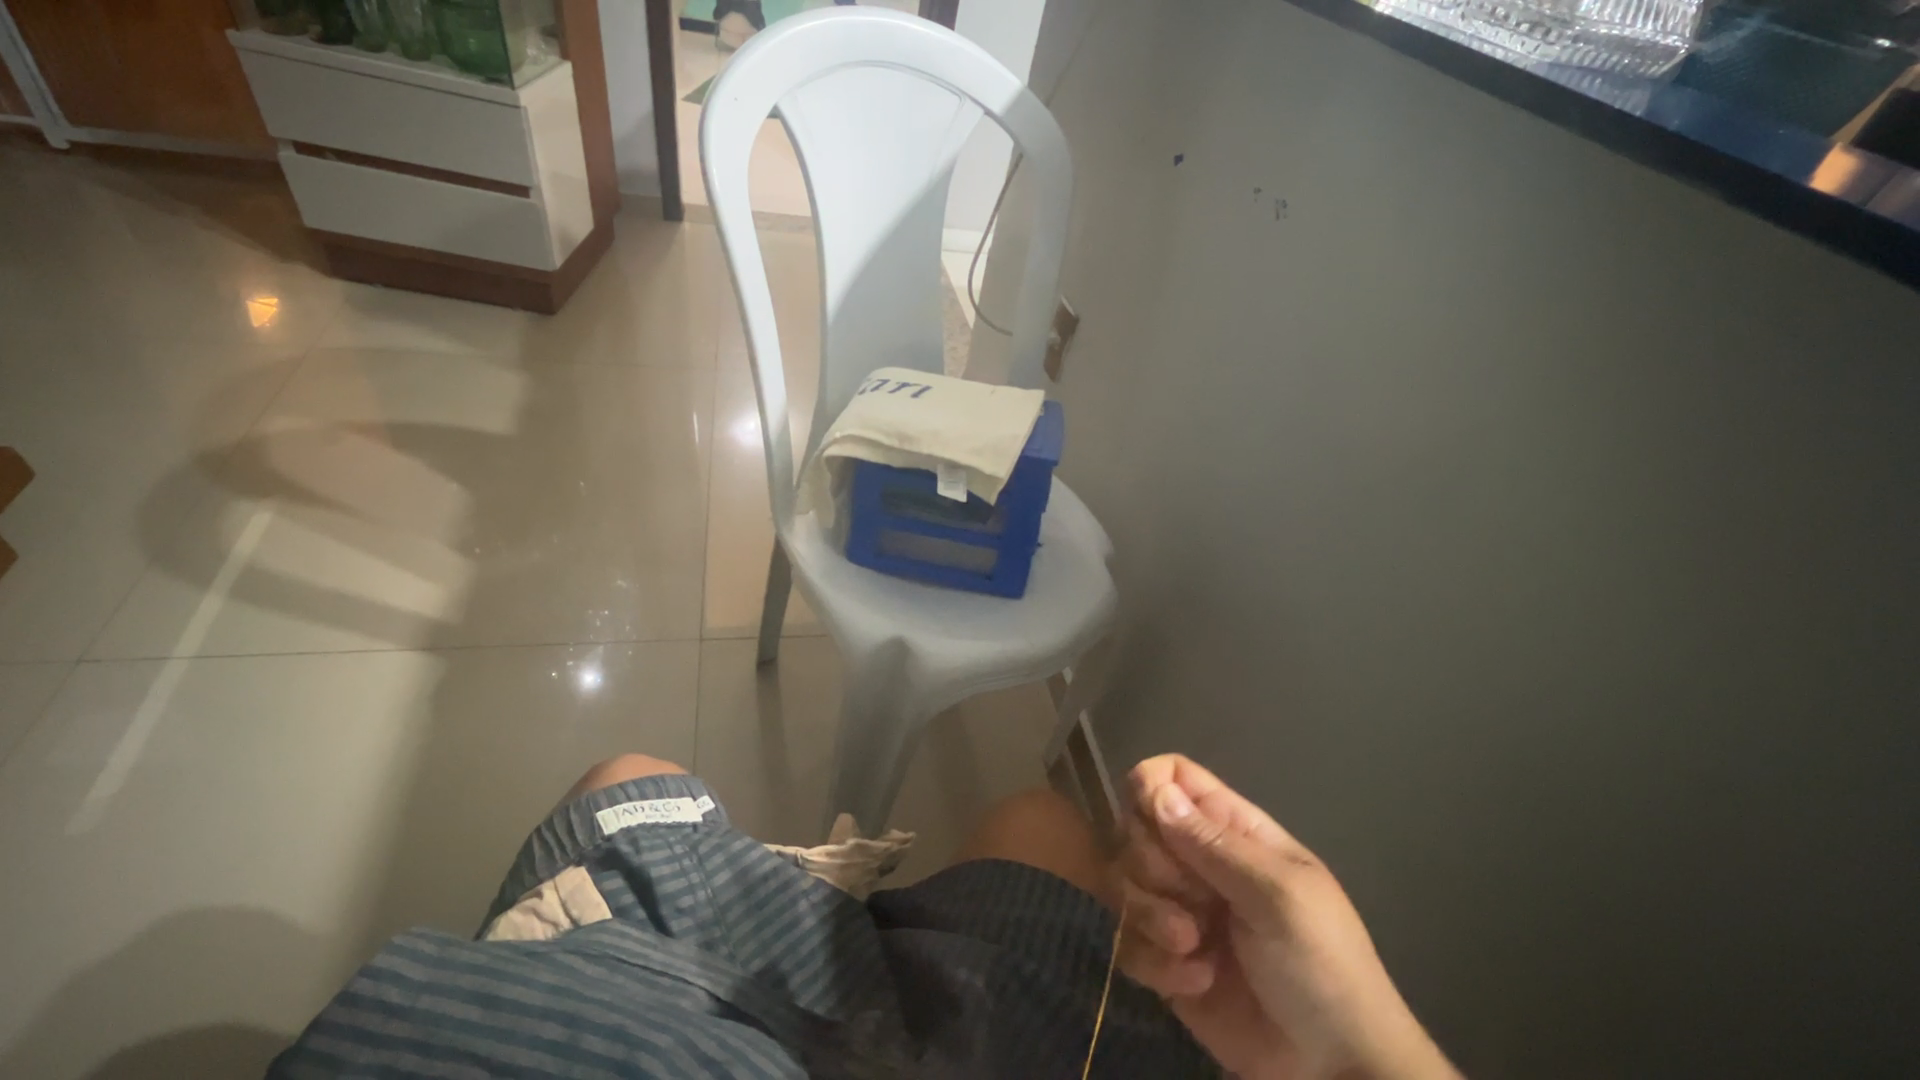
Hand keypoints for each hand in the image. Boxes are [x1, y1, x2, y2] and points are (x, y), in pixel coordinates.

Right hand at [1117, 755, 1458, 1079]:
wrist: (1332, 1068)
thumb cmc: (1323, 965)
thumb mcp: (1279, 897)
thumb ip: (1214, 844)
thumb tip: (1153, 789)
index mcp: (1235, 833)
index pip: (1176, 778)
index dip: (1151, 787)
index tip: (1149, 820)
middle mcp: (1200, 864)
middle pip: (1137, 829)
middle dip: (1151, 865)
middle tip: (1191, 899)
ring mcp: (1179, 911)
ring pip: (1124, 883)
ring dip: (1151, 917)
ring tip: (1192, 948)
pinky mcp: (1164, 961)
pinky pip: (1127, 941)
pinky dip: (1154, 963)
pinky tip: (1195, 982)